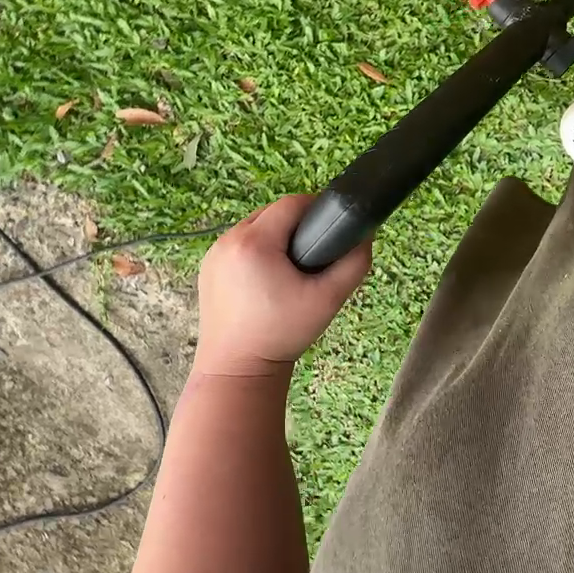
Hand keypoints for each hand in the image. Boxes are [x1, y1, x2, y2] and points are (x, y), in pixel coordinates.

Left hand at [192, 194, 371, 377]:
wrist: (237, 369)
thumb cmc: (283, 332)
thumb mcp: (330, 298)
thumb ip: (355, 261)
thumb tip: (365, 235)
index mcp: (254, 243)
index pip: (293, 203)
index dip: (318, 210)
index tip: (332, 231)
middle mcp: (228, 241)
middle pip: (273, 212)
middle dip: (298, 224)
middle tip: (317, 252)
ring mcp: (213, 254)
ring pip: (256, 226)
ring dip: (278, 236)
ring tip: (295, 264)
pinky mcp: (208, 268)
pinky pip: (241, 243)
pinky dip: (259, 249)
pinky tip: (272, 274)